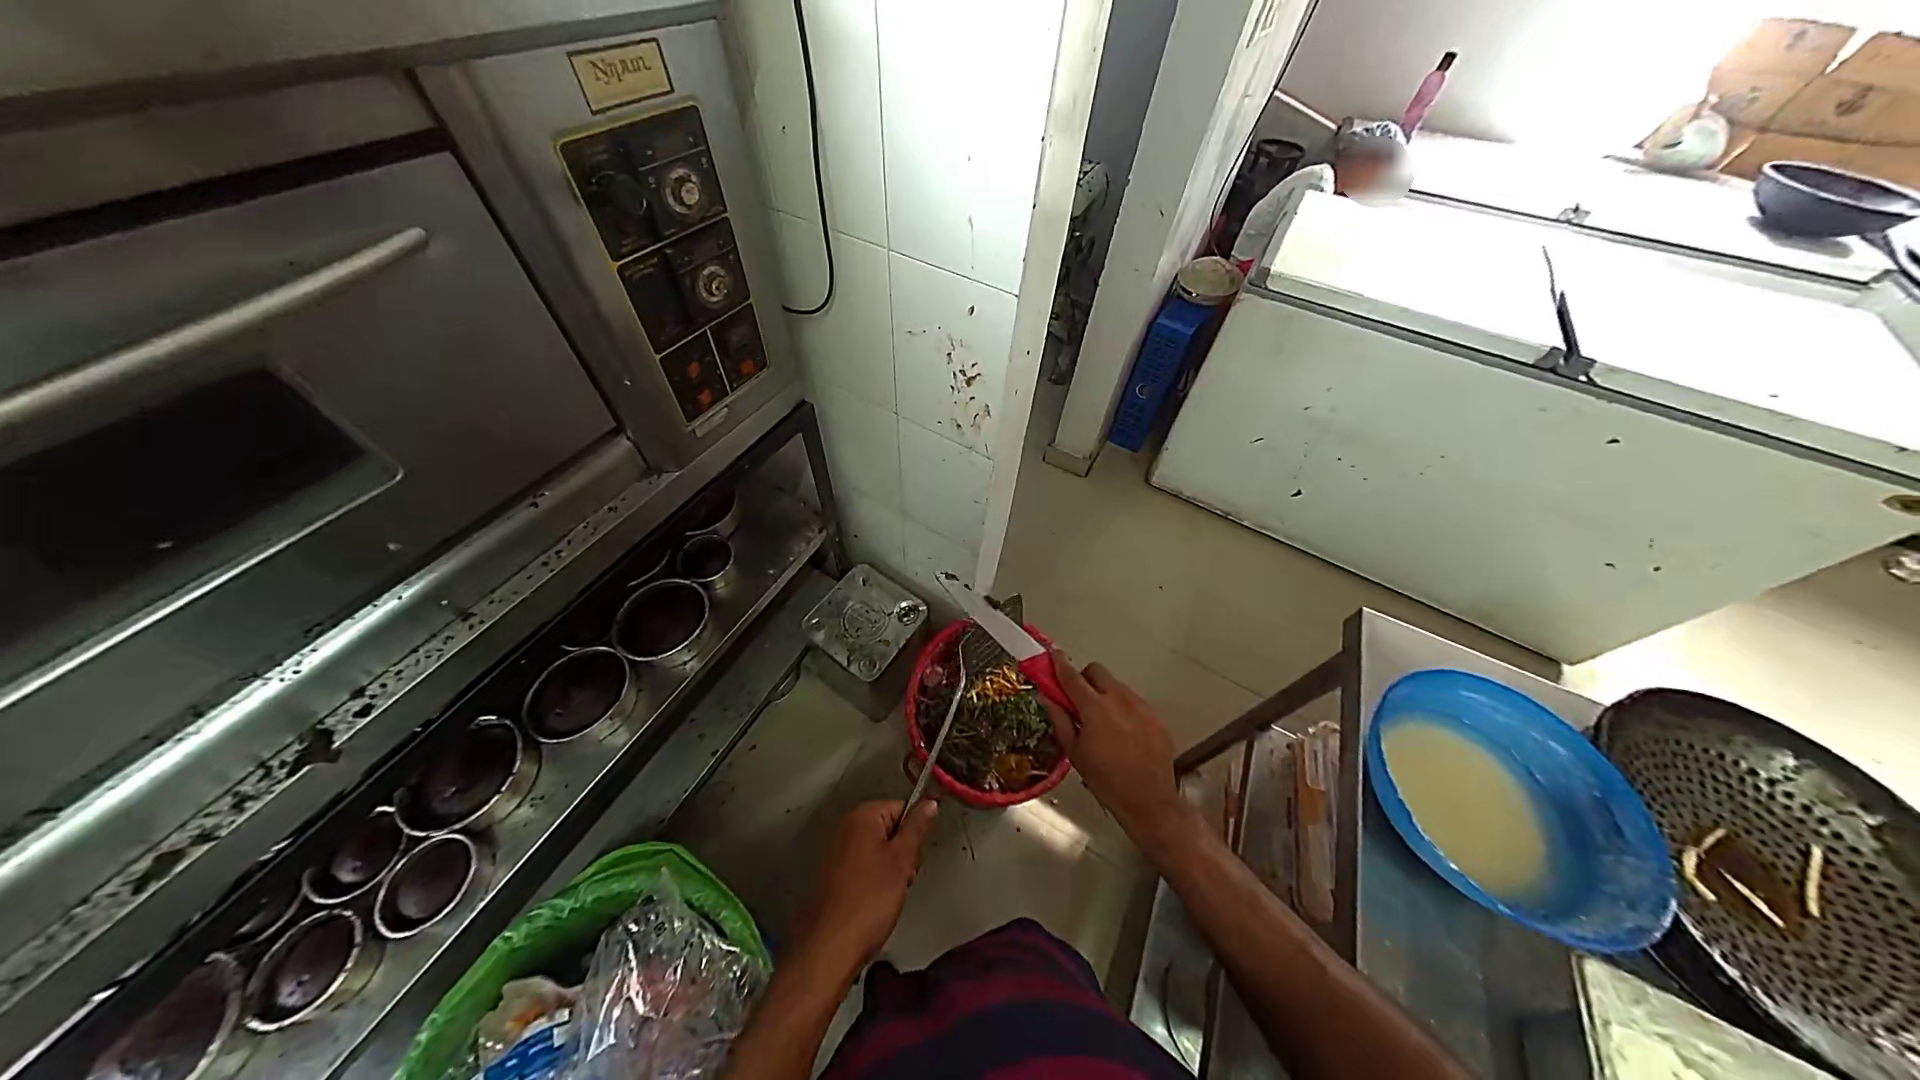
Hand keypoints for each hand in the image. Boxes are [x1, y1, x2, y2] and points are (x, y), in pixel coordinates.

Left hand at [796, 800, 938, 969]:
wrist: (830, 946)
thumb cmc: (869, 899)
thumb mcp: (902, 860)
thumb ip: (917, 828)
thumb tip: (929, 802)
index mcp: (862, 815)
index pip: (902, 807)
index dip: (914, 833)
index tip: (914, 858)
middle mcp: (845, 827)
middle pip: (890, 828)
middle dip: (903, 853)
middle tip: (903, 878)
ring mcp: (836, 851)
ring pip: (879, 851)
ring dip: (891, 870)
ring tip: (889, 894)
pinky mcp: (833, 875)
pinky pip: (864, 868)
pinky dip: (874, 882)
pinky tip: (874, 903)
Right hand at [1044, 649, 1185, 840]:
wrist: (1148, 801)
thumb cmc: (1106, 780)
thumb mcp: (1074, 752)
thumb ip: (1060, 719)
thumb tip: (1048, 698)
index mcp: (1094, 708)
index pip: (1071, 676)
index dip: (1058, 663)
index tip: (1052, 655)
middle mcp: (1119, 700)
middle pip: (1097, 671)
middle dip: (1084, 679)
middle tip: (1078, 701)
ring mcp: (1141, 706)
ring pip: (1116, 686)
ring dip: (1104, 694)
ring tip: (1102, 722)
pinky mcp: (1156, 716)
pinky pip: (1134, 702)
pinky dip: (1123, 709)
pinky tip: (1122, 733)